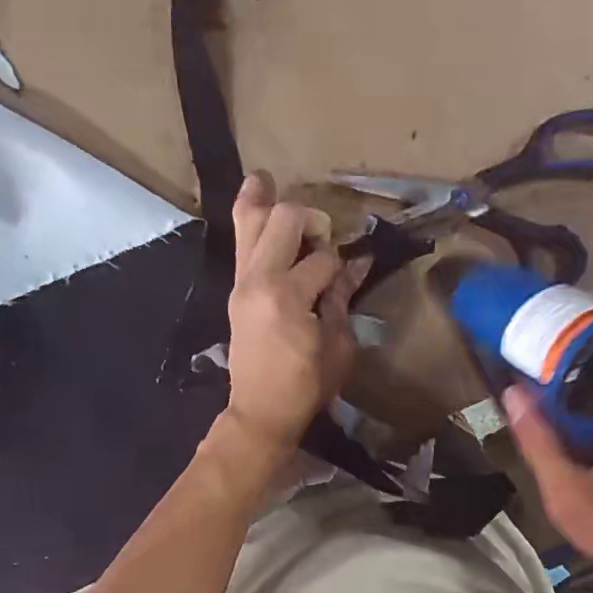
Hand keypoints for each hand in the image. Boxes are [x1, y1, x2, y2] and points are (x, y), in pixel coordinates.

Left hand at [223, 172, 369, 451]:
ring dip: (264, 200)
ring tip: (267, 179)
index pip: (322, 257)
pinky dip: (251, 221)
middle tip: (322, 237)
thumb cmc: (305, 387)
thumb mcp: (337, 347)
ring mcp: (241, 283)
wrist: (260, 413)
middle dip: (309, 217)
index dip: (340, 263)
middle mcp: (258, 280)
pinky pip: (241, 244)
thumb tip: (358, 262)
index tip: (346, 277)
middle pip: (282, 218)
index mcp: (287, 296)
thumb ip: (343, 299)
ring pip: (249, 222)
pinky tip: (257, 200)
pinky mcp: (235, 291)